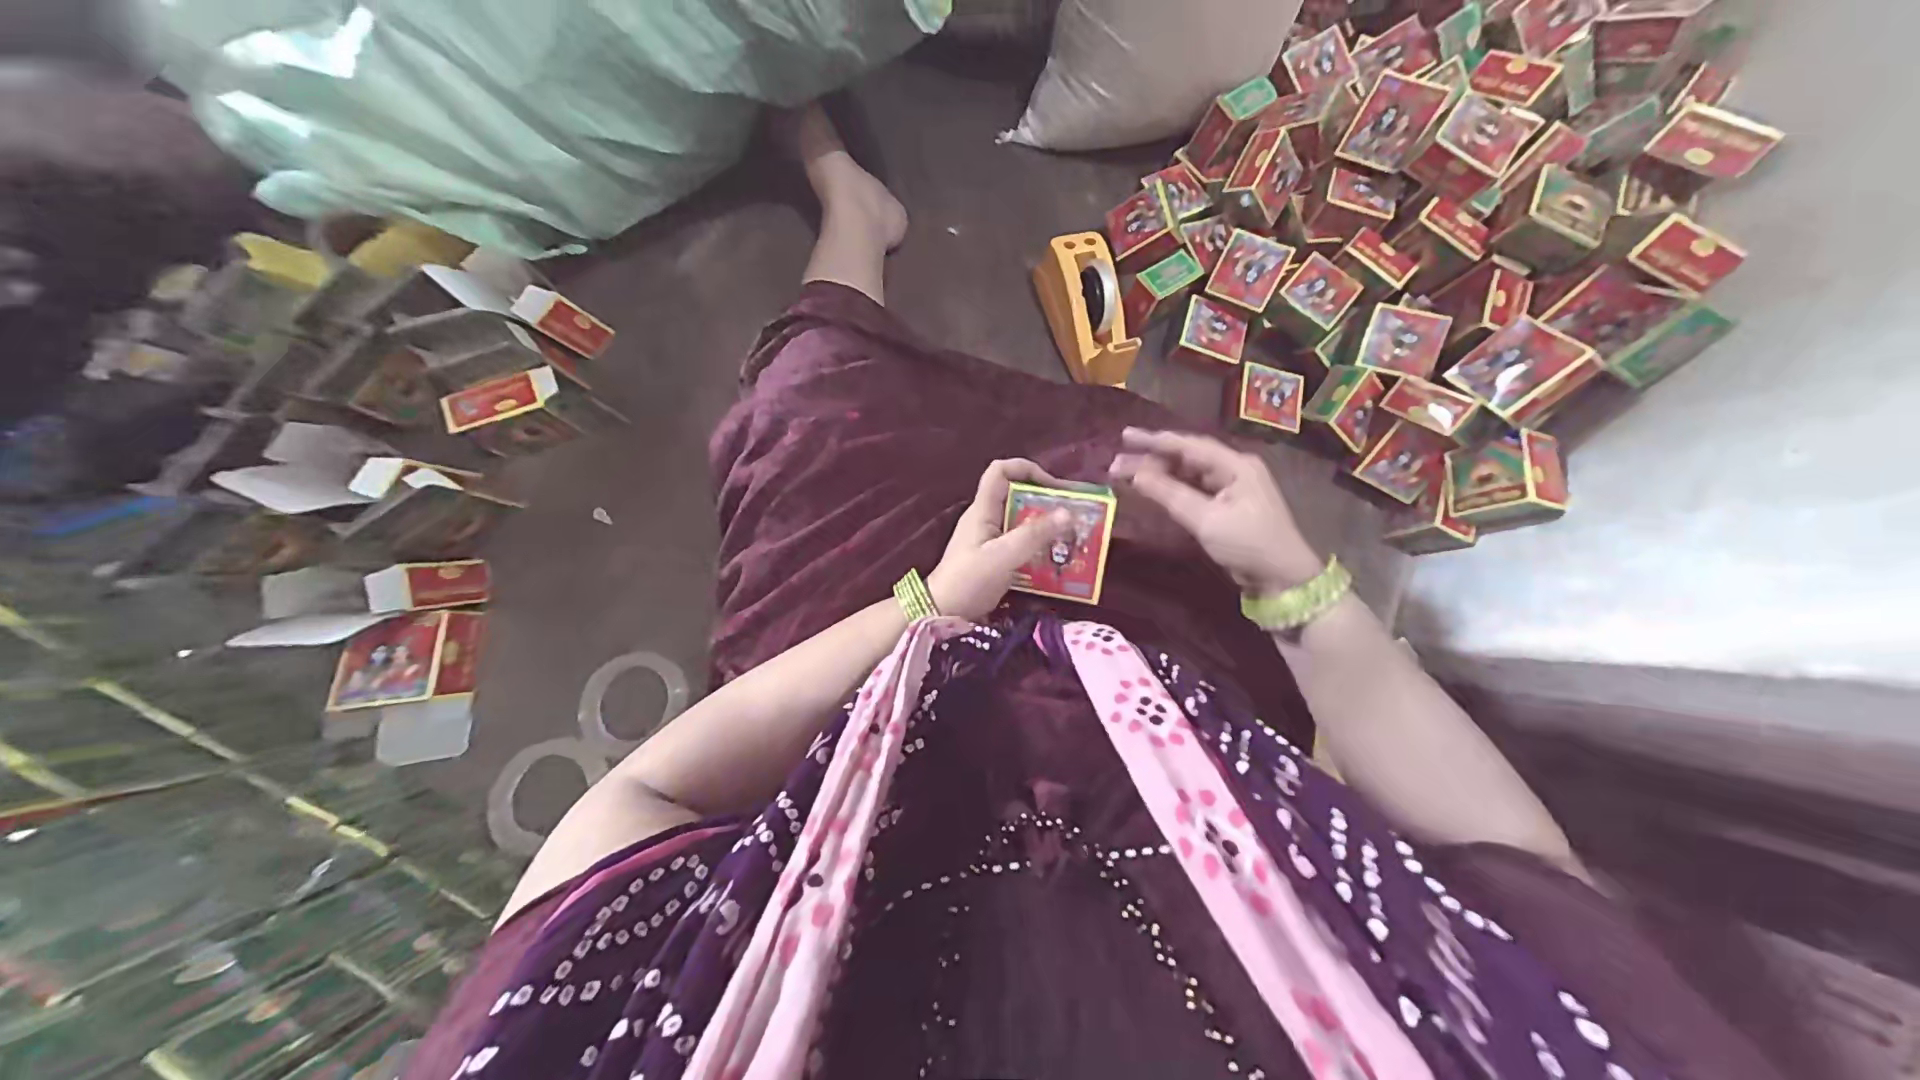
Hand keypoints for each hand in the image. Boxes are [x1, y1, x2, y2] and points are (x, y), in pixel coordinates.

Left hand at [927, 459, 1073, 620]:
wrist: (941, 612)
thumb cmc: (968, 581)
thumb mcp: (1003, 556)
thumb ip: (1034, 535)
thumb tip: (1068, 512)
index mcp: (982, 510)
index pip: (1000, 471)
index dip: (1027, 470)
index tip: (1053, 487)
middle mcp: (986, 519)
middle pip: (1016, 495)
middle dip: (1045, 501)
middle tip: (1073, 515)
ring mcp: (989, 539)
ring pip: (1020, 521)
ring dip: (1045, 526)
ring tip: (1071, 536)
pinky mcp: (993, 558)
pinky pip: (1019, 542)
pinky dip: (1038, 545)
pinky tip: (1055, 558)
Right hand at [1108, 428, 1321, 594]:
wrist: (1282, 578)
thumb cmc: (1248, 544)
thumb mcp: (1206, 519)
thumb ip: (1170, 494)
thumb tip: (1136, 475)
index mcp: (1236, 465)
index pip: (1189, 446)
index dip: (1156, 440)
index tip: (1126, 437)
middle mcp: (1234, 469)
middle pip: (1187, 457)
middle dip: (1152, 458)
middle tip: (1118, 460)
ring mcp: (1231, 488)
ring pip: (1188, 473)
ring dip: (1159, 473)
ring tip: (1127, 473)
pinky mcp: (1226, 506)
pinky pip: (1193, 489)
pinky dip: (1171, 488)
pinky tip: (1152, 488)